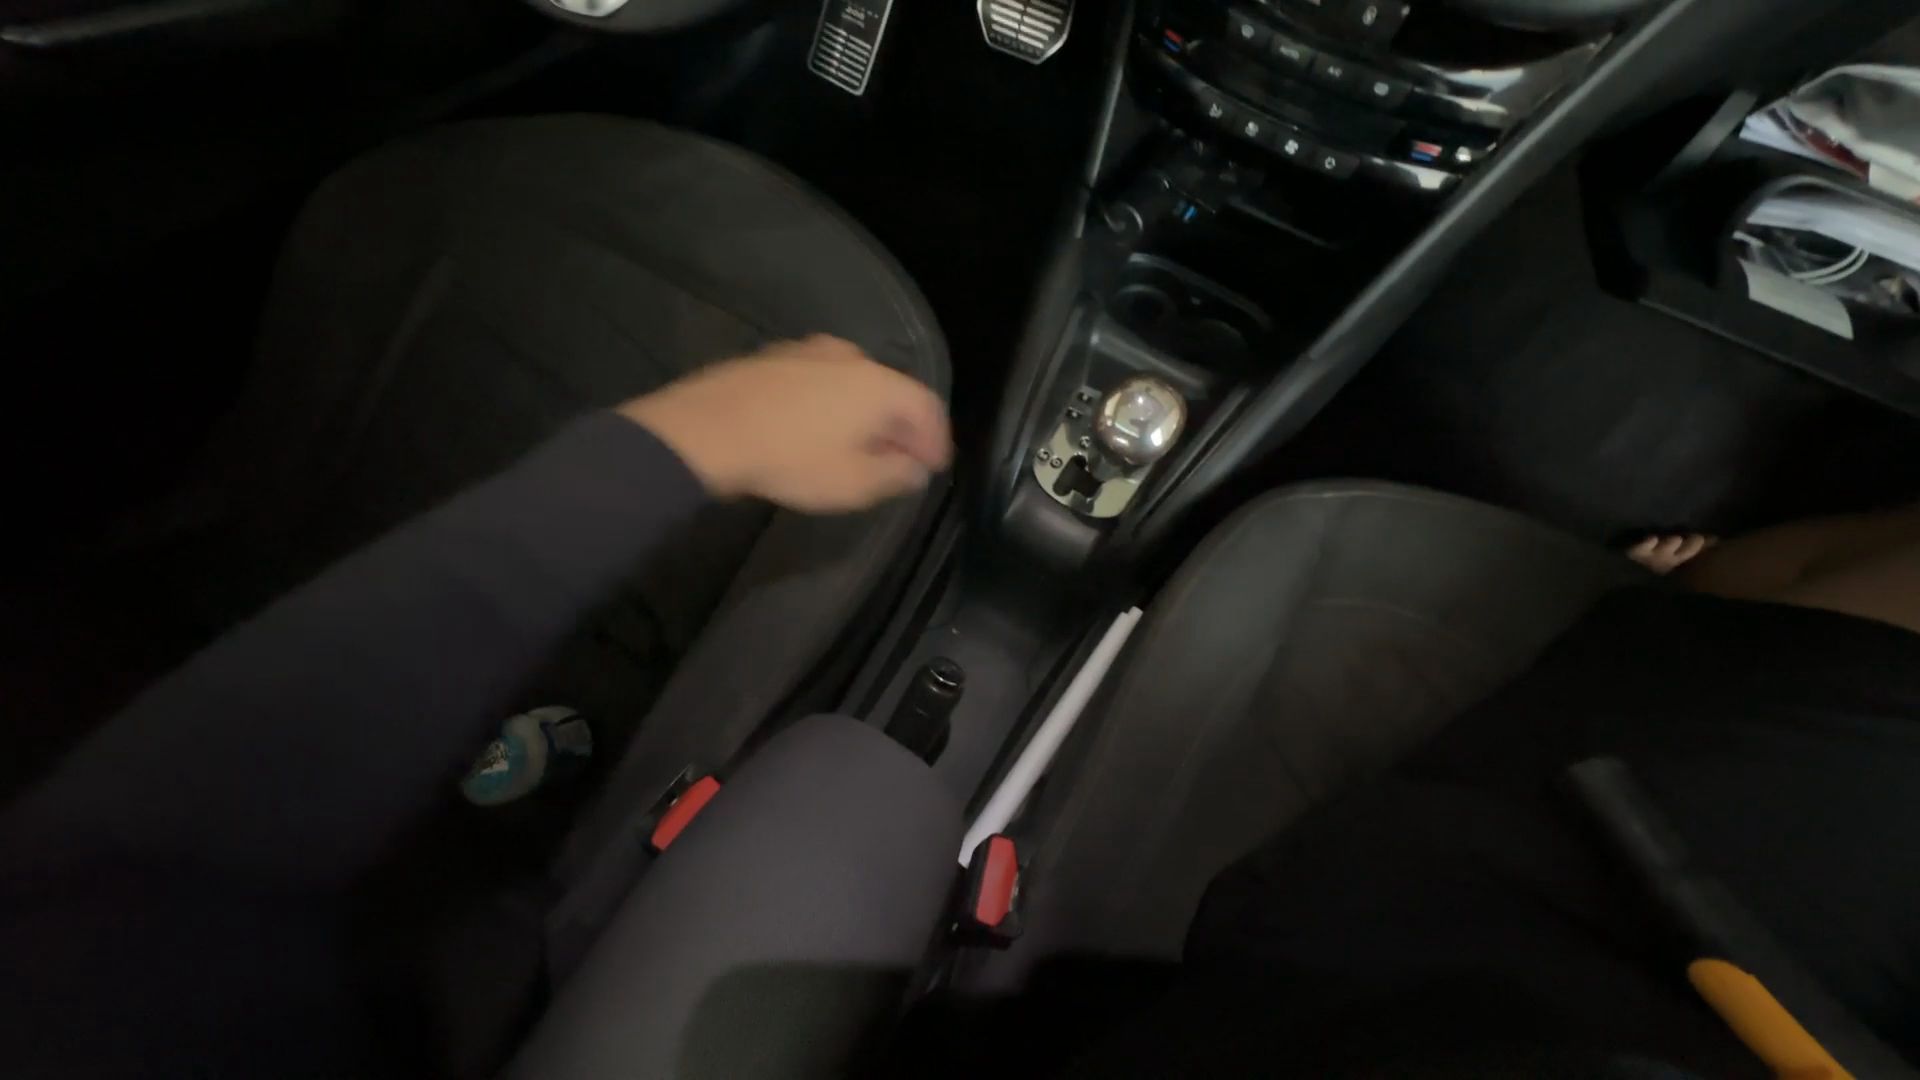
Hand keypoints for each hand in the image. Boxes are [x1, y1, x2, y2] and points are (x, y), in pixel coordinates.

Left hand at [618, 336, 951, 512]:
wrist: (706, 431)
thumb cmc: (791, 459)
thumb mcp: (854, 483)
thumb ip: (895, 474)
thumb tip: (915, 468)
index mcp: (879, 384)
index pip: (927, 407)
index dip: (937, 439)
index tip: (935, 467)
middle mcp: (851, 357)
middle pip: (892, 391)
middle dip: (901, 427)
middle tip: (901, 459)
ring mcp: (809, 351)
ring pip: (855, 383)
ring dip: (865, 414)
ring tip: (859, 445)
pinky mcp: (774, 357)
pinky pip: (821, 381)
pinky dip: (833, 404)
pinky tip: (819, 428)